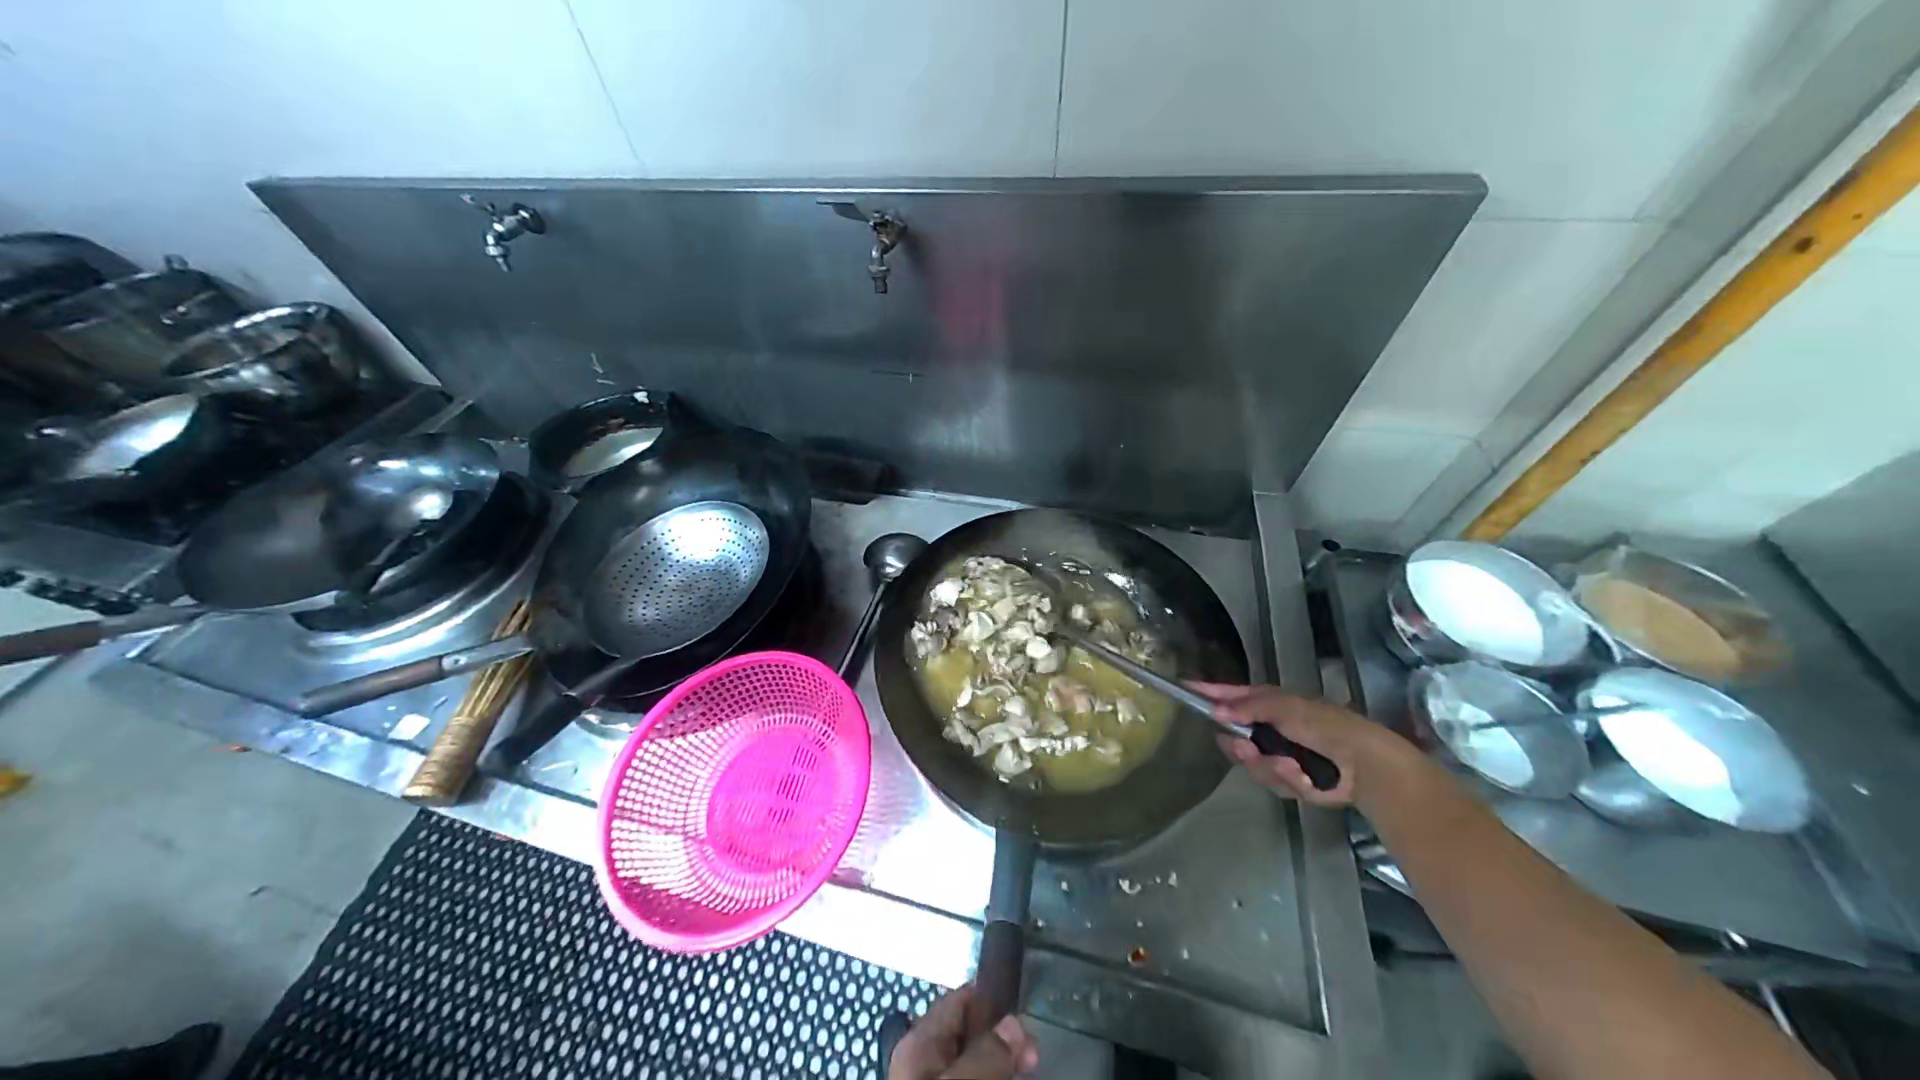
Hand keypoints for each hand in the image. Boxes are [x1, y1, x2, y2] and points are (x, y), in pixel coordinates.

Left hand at [889, 984, 1038, 1079]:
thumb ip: (985, 1056)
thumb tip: (1015, 1022)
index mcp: (920, 1043)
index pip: (961, 1000)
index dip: (995, 1001)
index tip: (1027, 1016)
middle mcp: (925, 1061)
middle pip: (972, 1033)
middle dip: (1006, 1039)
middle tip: (1035, 1057)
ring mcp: (935, 1079)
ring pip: (974, 1060)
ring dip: (1003, 1061)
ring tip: (1029, 1067)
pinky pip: (970, 1074)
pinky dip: (993, 1073)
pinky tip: (1011, 1077)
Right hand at [1191, 682, 1407, 806]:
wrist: (1365, 765)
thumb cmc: (1325, 726)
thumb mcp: (1285, 708)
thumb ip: (1248, 707)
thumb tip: (1217, 710)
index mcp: (1268, 705)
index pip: (1230, 695)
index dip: (1208, 692)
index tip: (1184, 687)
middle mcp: (1269, 729)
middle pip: (1233, 737)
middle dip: (1238, 746)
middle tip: (1244, 747)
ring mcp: (1277, 756)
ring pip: (1250, 764)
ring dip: (1267, 766)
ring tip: (1290, 766)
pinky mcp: (1289, 782)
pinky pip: (1272, 782)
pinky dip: (1288, 780)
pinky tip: (1304, 777)